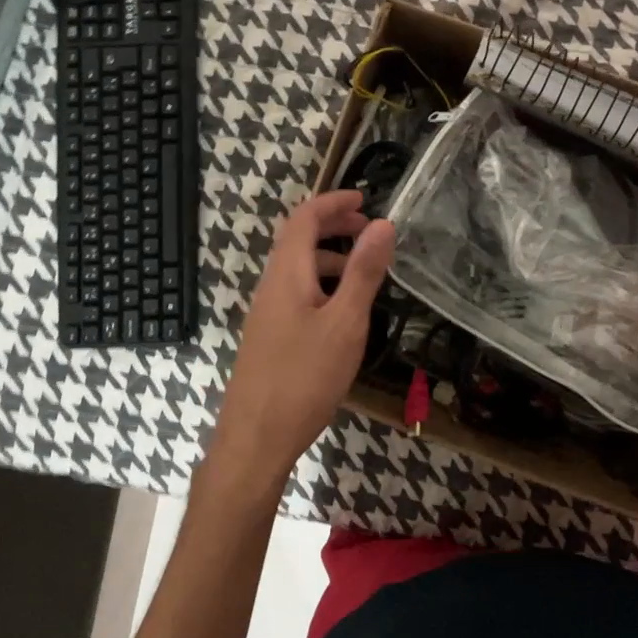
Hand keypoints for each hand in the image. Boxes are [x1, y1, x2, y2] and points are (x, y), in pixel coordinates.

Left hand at [210, 189, 395, 485]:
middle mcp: (271, 285)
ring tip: (364, 269)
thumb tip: (382, 223)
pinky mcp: (268, 337)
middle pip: (298, 239)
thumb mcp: (345, 322)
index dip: (333, 202)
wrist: (255, 438)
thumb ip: (363, 272)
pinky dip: (321, 283)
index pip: (304, 218)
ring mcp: (266, 313)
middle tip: (370, 230)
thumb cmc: (304, 377)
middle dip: (333, 226)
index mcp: (287, 273)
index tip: (365, 199)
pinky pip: (295, 292)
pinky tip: (342, 311)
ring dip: (329, 256)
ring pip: (297, 268)